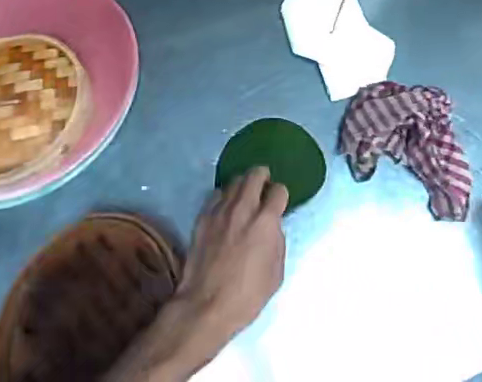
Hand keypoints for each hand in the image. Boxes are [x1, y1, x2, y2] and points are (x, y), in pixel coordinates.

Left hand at [102, 168, 287, 381]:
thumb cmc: (245, 297)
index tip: (278, 205)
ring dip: (243, 186)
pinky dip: (223, 198)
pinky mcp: (202, 219)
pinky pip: (215, 195)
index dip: (280, 196)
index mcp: (266, 221)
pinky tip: (224, 211)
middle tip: (263, 189)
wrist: (203, 309)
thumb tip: (273, 228)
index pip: (278, 190)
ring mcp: (220, 211)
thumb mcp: (276, 274)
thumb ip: (278, 242)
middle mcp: (244, 208)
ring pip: (234, 180)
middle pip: (255, 173)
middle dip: (263, 177)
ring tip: (243, 198)